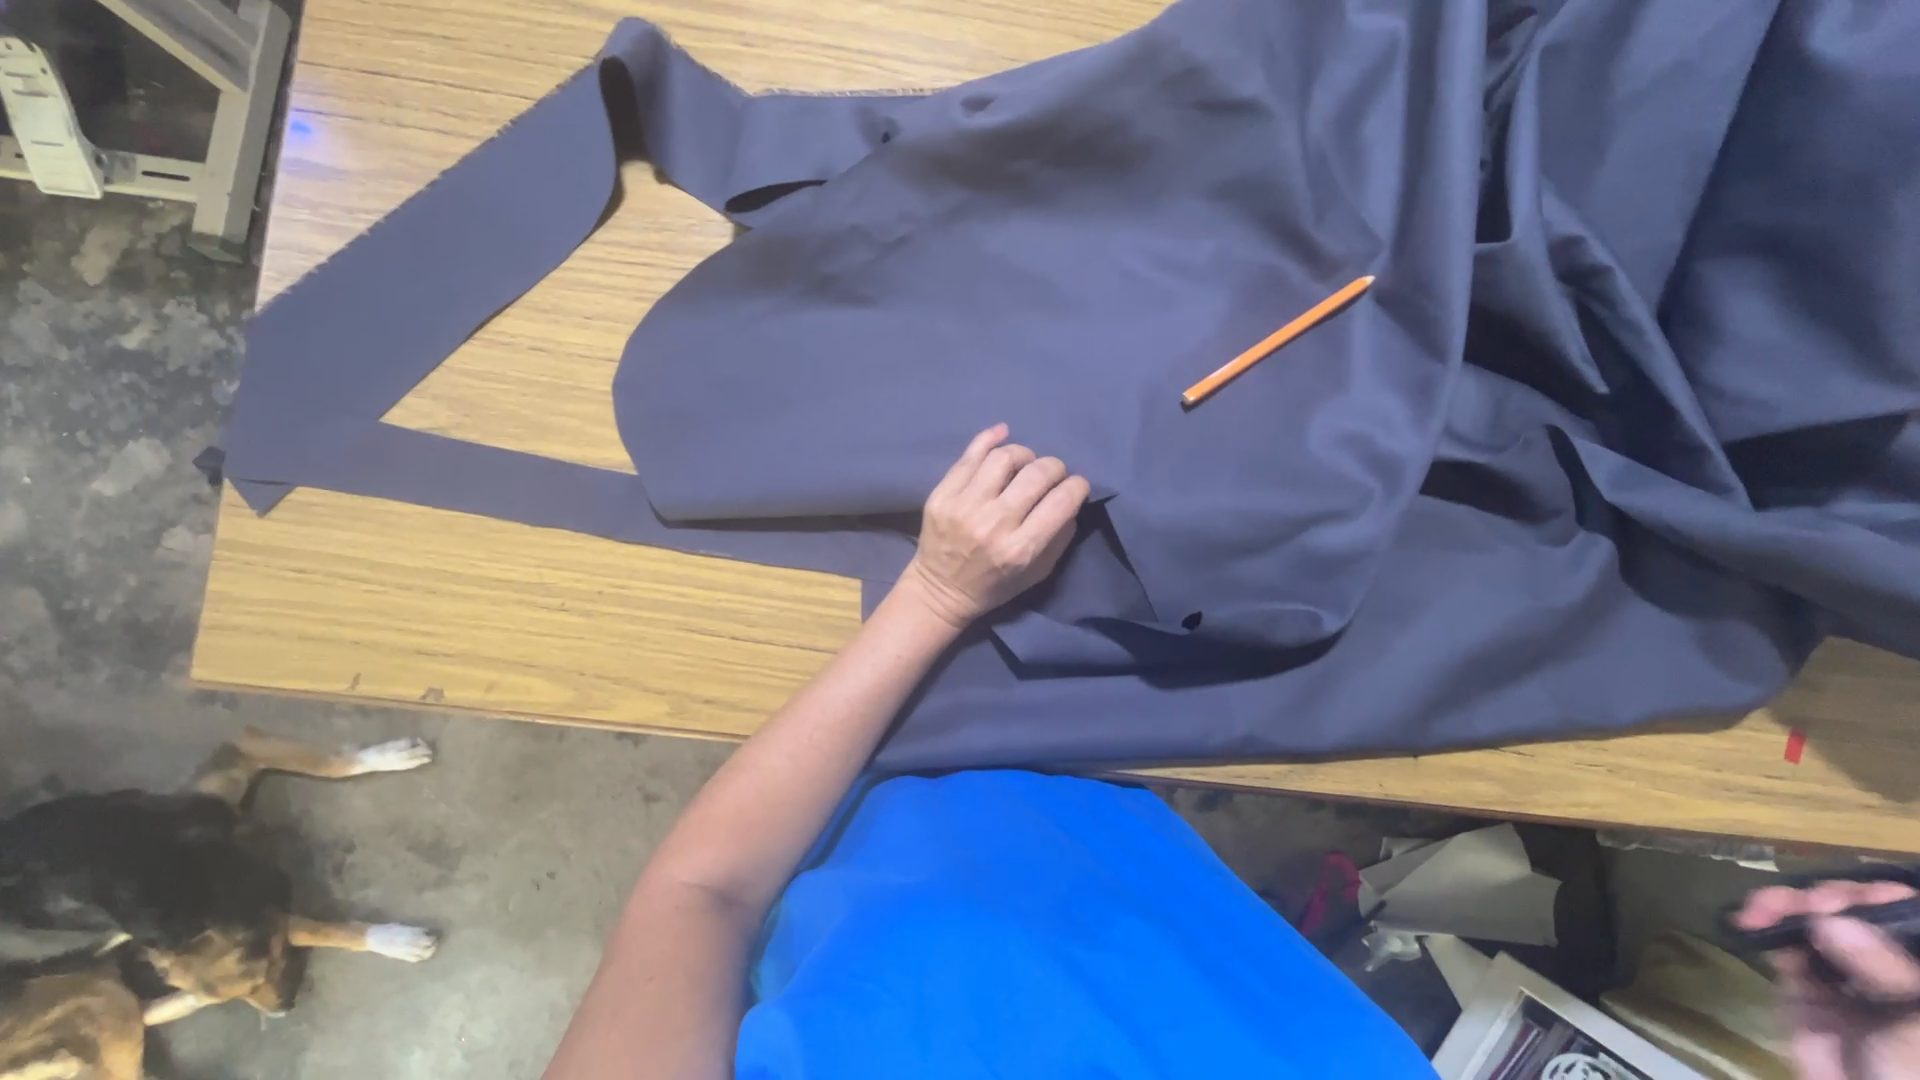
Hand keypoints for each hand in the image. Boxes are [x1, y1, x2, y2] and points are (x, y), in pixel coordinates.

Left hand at [894, 424, 1090, 630]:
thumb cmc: (994, 586)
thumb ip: (1059, 537)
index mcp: (1020, 549)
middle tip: (1052, 474)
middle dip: (1054, 467)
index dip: (1077, 486)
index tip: (1076, 486)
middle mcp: (993, 524)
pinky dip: (990, 438)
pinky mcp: (942, 495)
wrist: (940, 591)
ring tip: (1025, 464)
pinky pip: (969, 455)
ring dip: (1023, 454)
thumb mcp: (1037, 573)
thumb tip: (1070, 499)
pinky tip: (1002, 435)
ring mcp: (964, 506)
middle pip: (1036, 474)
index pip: (1062, 501)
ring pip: (1003, 457)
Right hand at [1736, 880, 1919, 1078]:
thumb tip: (1832, 920)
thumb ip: (1885, 972)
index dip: (1883, 898)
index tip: (1858, 896)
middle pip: (1857, 913)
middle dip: (1827, 898)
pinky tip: (1749, 920)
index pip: (1908, 917)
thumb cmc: (1913, 1069)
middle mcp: (1888, 965)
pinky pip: (1782, 944)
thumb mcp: (1915, 1024)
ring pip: (1814, 920)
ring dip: (1785, 904)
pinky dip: (1763, 925)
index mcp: (1917, 970)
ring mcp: (1844, 974)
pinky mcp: (1802, 983)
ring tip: (1762, 908)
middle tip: (1807, 902)